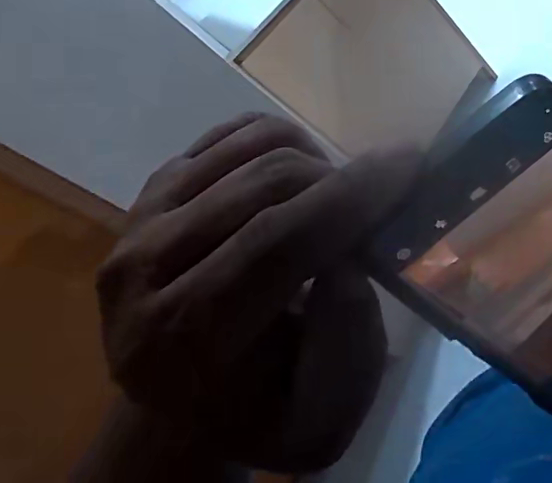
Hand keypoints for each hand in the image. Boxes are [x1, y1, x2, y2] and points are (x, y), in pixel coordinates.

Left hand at [93, 114, 420, 474]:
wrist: (184, 382)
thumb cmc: (258, 405)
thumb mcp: (320, 420)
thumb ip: (346, 347)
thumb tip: (348, 252)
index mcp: (181, 341)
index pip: (277, 244)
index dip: (348, 197)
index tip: (408, 163)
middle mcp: (144, 269)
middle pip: (265, 185)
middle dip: (338, 180)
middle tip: (374, 200)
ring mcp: (142, 216)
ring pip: (252, 146)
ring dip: (312, 157)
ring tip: (329, 197)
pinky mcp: (153, 183)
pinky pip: (233, 131)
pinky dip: (280, 139)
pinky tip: (295, 175)